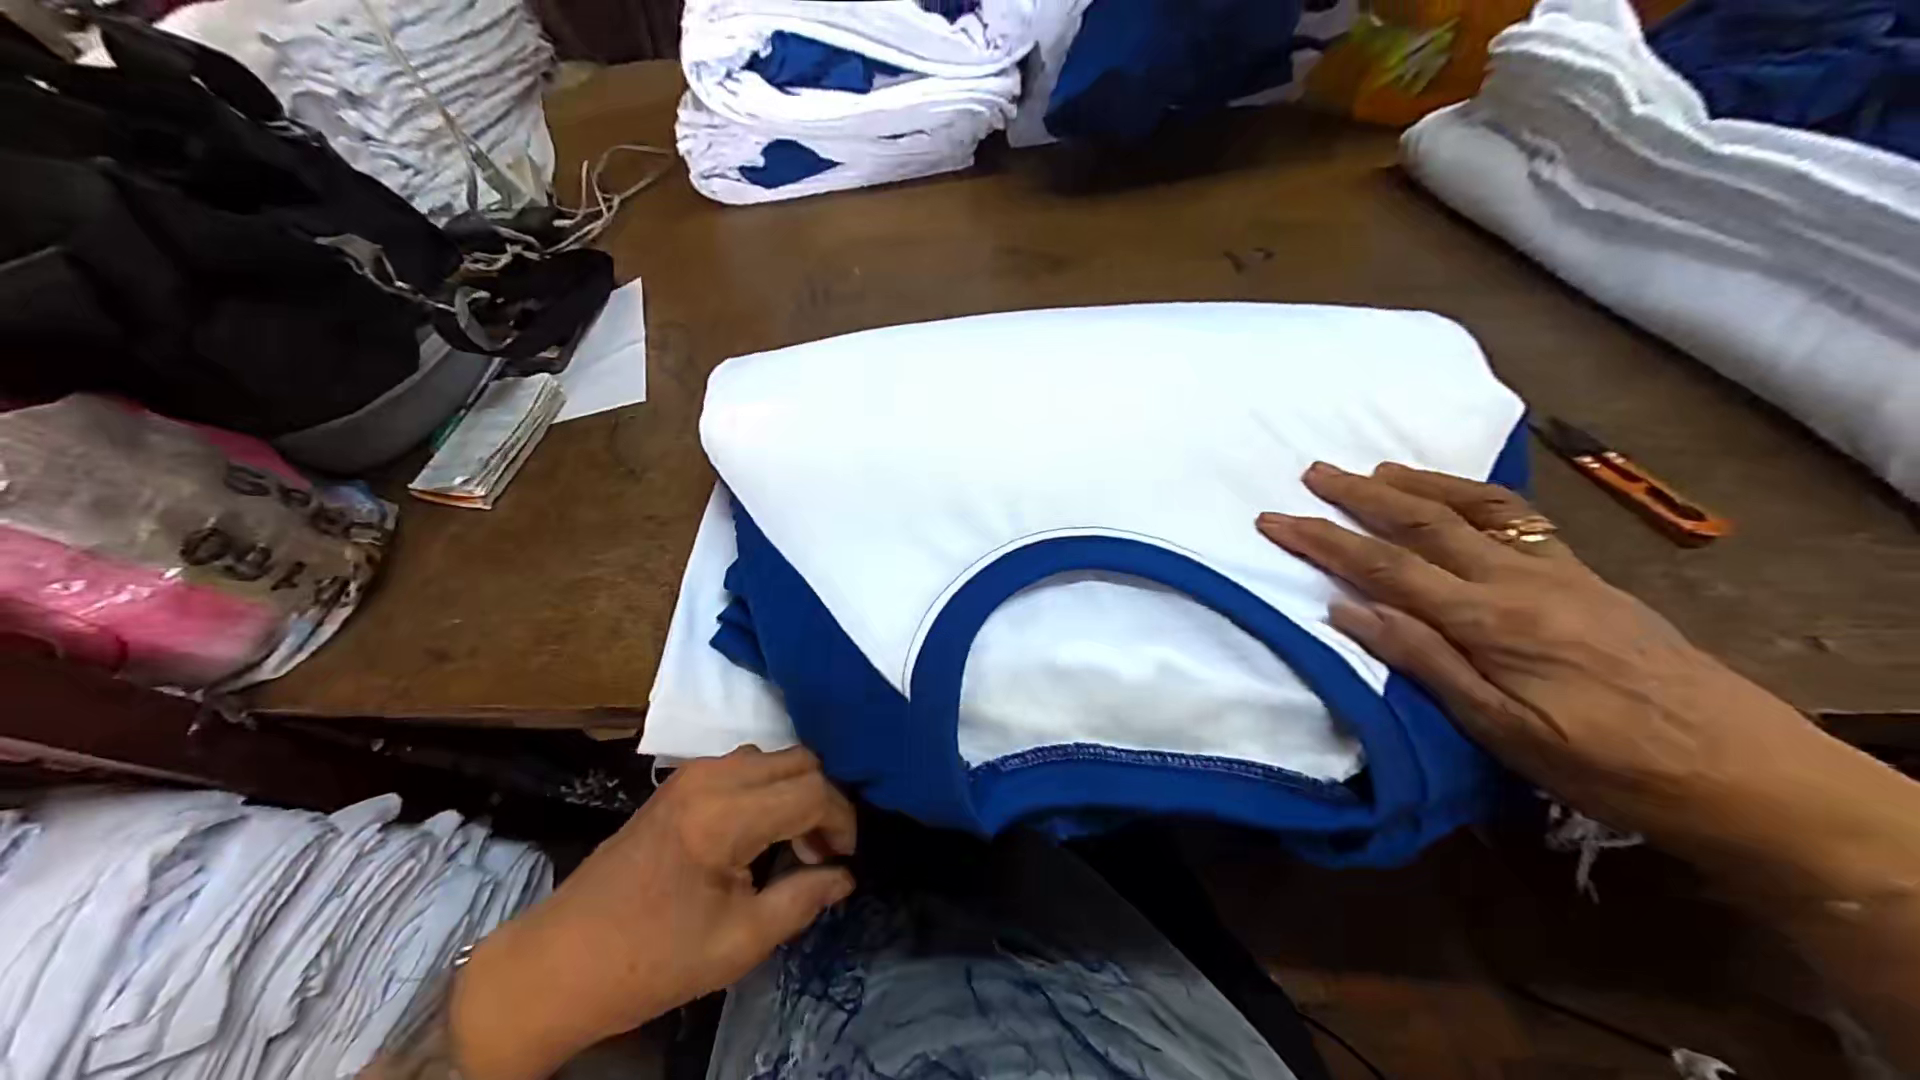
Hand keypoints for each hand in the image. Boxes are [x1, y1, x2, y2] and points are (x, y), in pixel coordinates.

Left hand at [449, 747, 856, 1079]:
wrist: (558, 964)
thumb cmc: (649, 962)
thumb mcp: (738, 943)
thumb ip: (803, 899)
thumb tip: (845, 876)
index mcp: (723, 817)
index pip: (812, 792)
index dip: (842, 822)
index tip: (844, 859)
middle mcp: (710, 778)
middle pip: (799, 761)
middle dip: (825, 802)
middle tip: (823, 853)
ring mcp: (691, 774)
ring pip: (774, 757)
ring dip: (797, 792)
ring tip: (795, 845)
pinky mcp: (679, 782)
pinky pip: (746, 765)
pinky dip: (770, 788)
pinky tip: (762, 832)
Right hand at [1254, 461, 1882, 867]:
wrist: (1744, 769)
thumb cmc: (1607, 763)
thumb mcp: (1501, 729)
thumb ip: (1423, 660)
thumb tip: (1347, 608)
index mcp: (1488, 620)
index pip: (1383, 566)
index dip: (1322, 539)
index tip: (1275, 519)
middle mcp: (1517, 579)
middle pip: (1422, 521)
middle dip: (1357, 495)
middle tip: (1312, 472)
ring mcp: (1555, 571)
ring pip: (1472, 507)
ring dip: (1415, 482)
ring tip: (1371, 469)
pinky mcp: (1583, 576)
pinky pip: (1516, 518)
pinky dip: (1472, 494)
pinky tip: (1456, 494)